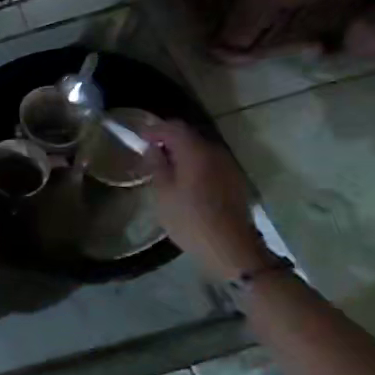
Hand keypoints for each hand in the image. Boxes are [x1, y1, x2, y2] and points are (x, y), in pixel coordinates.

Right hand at [143, 120, 274, 279]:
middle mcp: (215, 152)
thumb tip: (153, 149)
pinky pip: (210, 163)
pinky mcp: (234, 180)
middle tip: (149, 152)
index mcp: (196, 152)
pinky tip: (185, 180)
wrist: (230, 247)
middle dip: (168, 139)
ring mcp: (228, 166)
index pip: (174, 127)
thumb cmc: (190, 220)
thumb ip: (156, 166)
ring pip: (201, 149)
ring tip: (165, 167)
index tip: (139, 137)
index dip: (154, 129)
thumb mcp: (163, 193)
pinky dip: (195, 164)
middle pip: (190, 136)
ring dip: (182, 152)